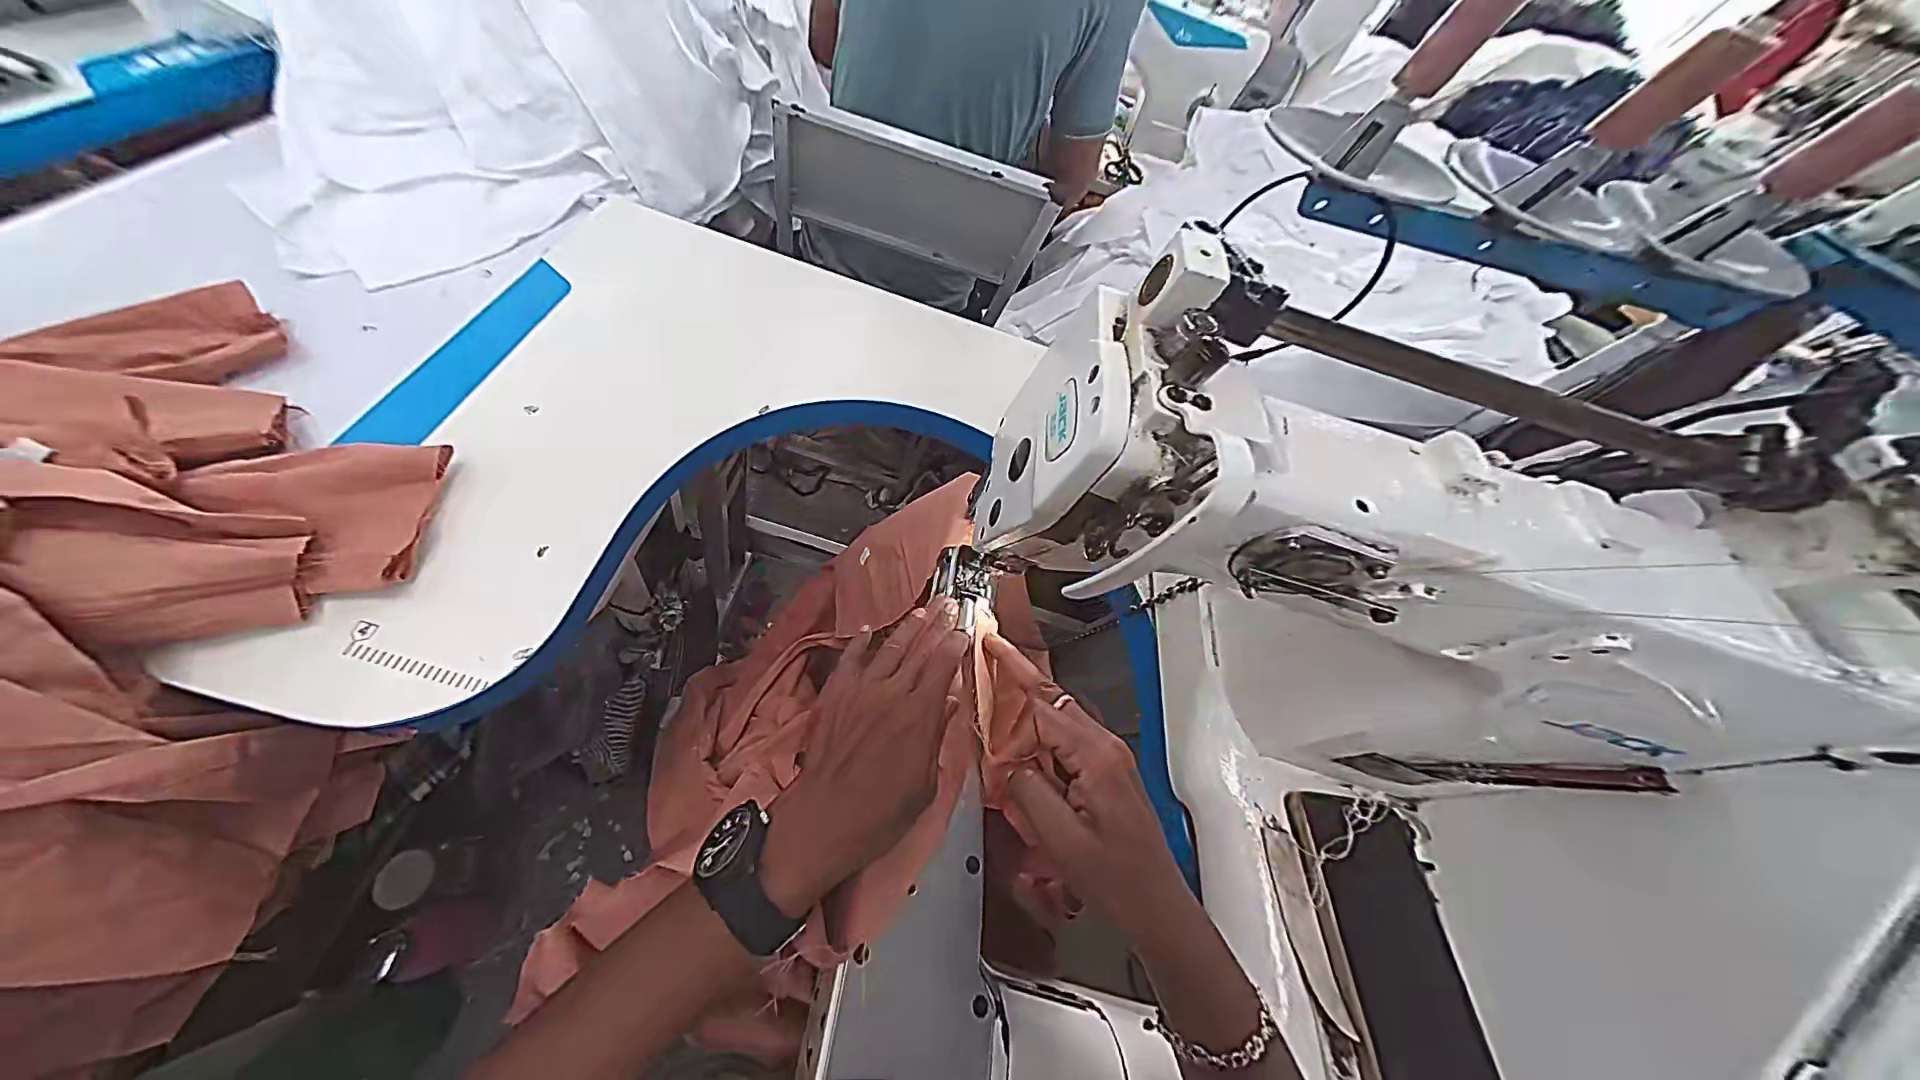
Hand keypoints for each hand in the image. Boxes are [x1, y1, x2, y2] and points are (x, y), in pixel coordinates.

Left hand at [760, 599, 970, 916]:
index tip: (964, 630)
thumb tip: (949, 702)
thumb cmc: (881, 811)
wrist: (826, 817)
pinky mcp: (836, 696)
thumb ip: (936, 736)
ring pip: (889, 648)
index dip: (955, 644)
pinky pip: (850, 660)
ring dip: (907, 627)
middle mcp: (891, 693)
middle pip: (919, 649)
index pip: (943, 666)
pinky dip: (860, 642)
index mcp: (919, 714)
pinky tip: (868, 630)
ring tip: (921, 611)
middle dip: (937, 623)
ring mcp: (860, 691)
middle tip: (949, 603)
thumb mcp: (925, 782)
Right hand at [985, 634, 1198, 947]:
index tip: (992, 647)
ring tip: (1000, 730)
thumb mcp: (1060, 838)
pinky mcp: (1106, 773)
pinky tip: (1024, 765)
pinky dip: (1039, 746)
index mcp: (1096, 756)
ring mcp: (1109, 758)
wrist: (1157, 905)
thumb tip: (1008, 763)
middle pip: (1052, 703)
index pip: (1043, 704)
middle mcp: (1106, 748)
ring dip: (1026, 722)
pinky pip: (1065, 745)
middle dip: (1018, 684)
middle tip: (991, 665)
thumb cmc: (1119, 879)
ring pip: (1058, 723)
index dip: (1011, 677)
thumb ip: (1027, 789)